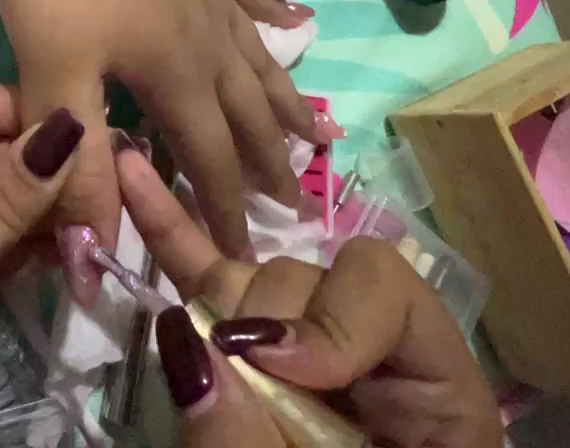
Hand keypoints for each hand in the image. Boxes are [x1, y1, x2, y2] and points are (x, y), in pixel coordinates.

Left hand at [0, 0, 324, 262]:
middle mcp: (205, 35)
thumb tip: (97, 244)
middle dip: (265, 166)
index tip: (244, 258)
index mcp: (173, 69)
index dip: (222, 210)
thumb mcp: (50, 58)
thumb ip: (74, 148)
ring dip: (280, 102)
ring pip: (254, 60)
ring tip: (314, 135)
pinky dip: (269, 14)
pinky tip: (291, 25)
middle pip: (243, 112)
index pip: (207, 159)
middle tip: (296, 210)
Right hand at [118, 144, 502, 447]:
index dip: (332, 317)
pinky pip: (207, 288)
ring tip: (185, 335)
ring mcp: (297, 349)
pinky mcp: (244, 359)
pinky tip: (134, 175)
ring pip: (247, 283)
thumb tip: (190, 350)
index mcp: (434, 395)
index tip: (281, 370)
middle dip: (260, 321)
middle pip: (309, 278)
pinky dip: (170, 239)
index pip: (388, 289)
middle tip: (232, 381)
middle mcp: (364, 353)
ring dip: (208, 303)